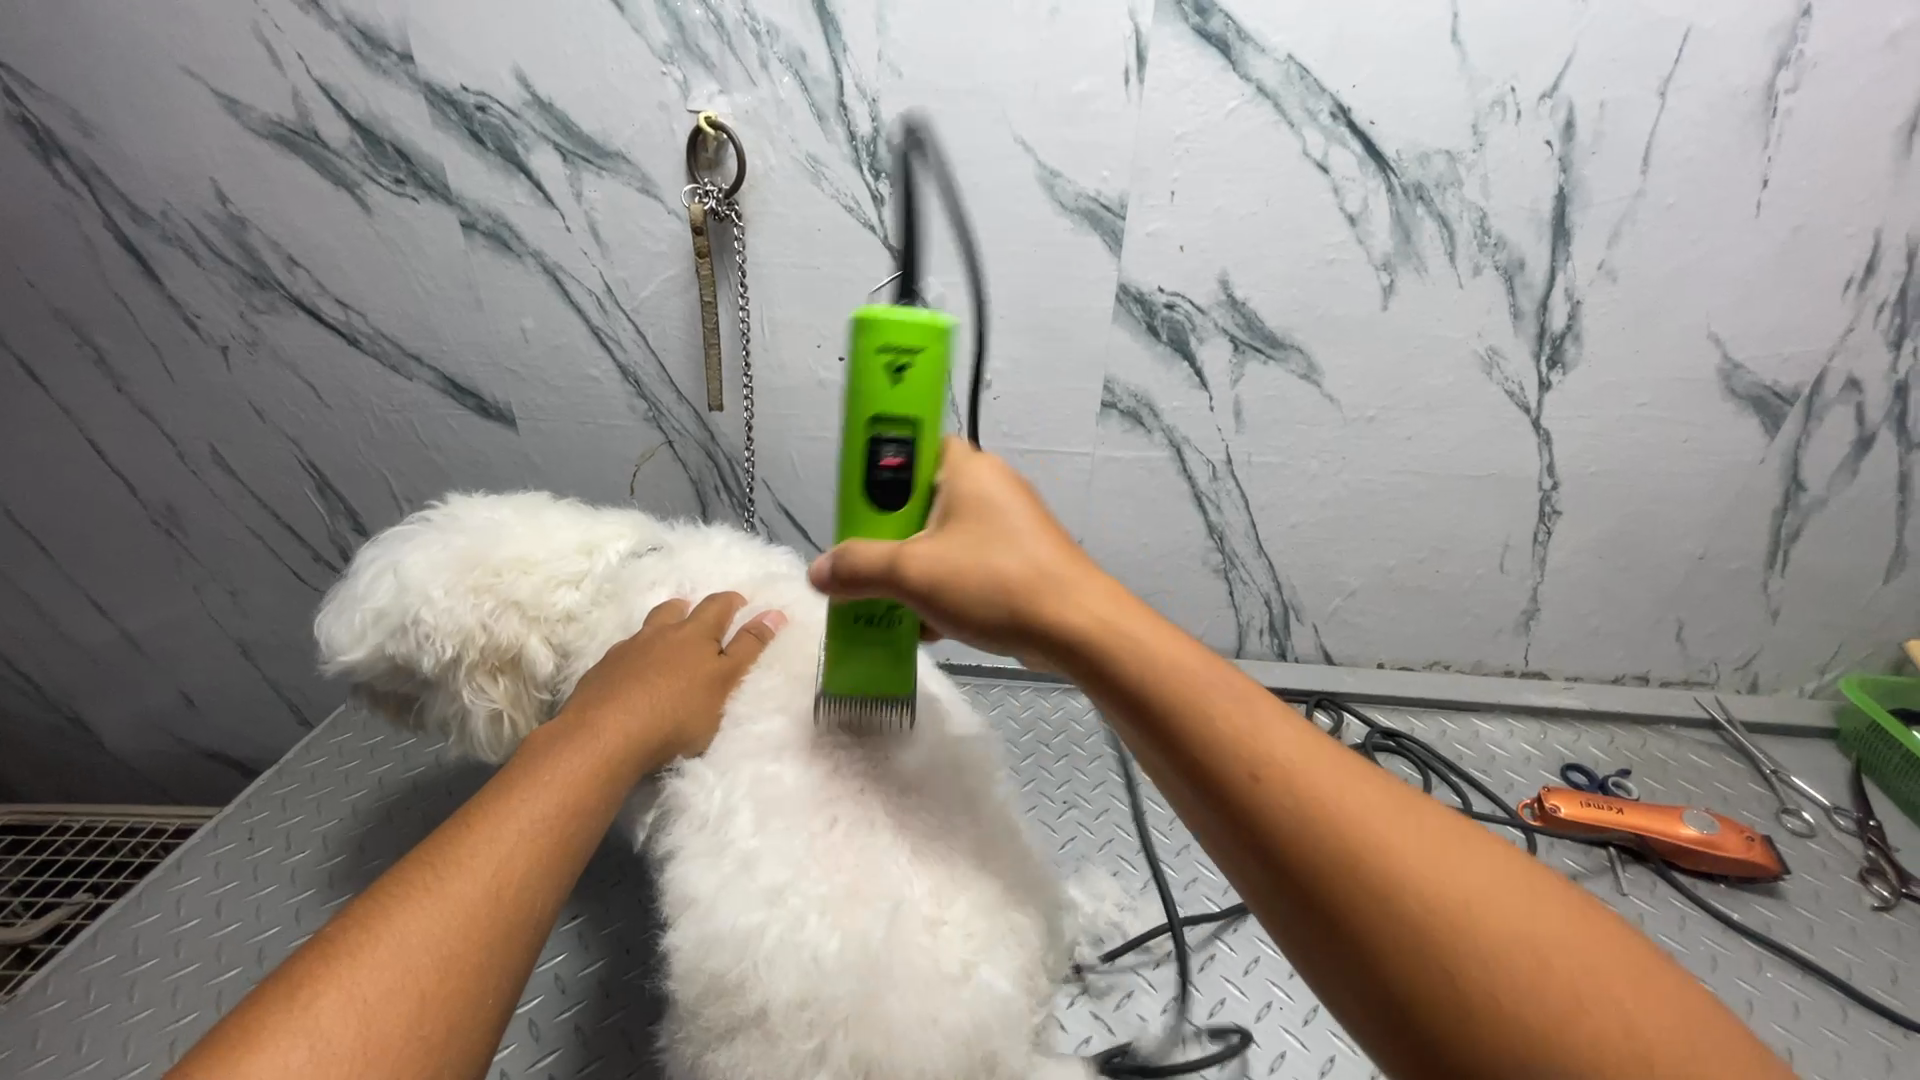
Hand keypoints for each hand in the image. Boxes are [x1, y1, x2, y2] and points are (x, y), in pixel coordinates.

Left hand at [558, 593, 785, 764]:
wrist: (605, 736)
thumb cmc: (678, 713)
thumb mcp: (725, 683)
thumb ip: (749, 648)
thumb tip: (774, 612)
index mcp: (695, 635)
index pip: (720, 608)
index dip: (734, 603)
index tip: (744, 603)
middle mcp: (660, 633)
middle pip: (678, 609)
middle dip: (696, 606)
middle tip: (708, 613)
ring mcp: (627, 650)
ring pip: (648, 626)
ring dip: (664, 624)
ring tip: (671, 635)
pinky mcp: (602, 670)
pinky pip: (624, 651)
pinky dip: (637, 653)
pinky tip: (636, 671)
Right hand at [807, 437, 1114, 664]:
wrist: (1077, 628)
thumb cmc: (993, 582)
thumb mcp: (912, 574)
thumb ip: (859, 568)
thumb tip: (818, 572)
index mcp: (966, 467)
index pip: (914, 443)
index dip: (881, 471)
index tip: (859, 509)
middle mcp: (990, 486)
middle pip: (923, 499)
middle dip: (892, 537)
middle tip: (868, 566)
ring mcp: (1011, 525)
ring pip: (944, 540)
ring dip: (916, 572)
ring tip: (891, 605)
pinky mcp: (1022, 560)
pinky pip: (969, 566)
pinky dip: (946, 590)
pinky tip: (928, 626)